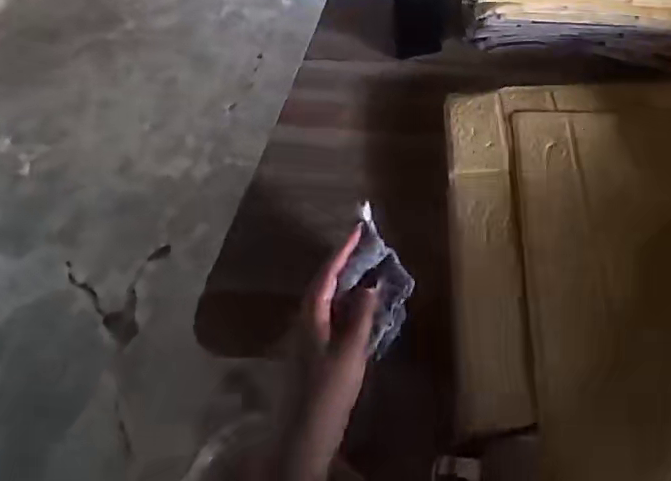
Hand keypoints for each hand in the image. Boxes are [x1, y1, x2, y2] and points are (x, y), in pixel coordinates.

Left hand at [280, 225, 377, 480]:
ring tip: (368, 268)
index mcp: (310, 317)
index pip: (326, 274)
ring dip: (346, 282)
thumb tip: (369, 285)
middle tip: (366, 244)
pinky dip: (346, 303)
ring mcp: (305, 339)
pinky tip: (361, 306)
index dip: (342, 250)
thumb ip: (361, 316)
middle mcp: (303, 322)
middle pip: (324, 283)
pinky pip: (330, 315)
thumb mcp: (350, 353)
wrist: (301, 441)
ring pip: (327, 300)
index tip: (359, 228)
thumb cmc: (327, 393)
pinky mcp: (311, 354)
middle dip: (344, 262)